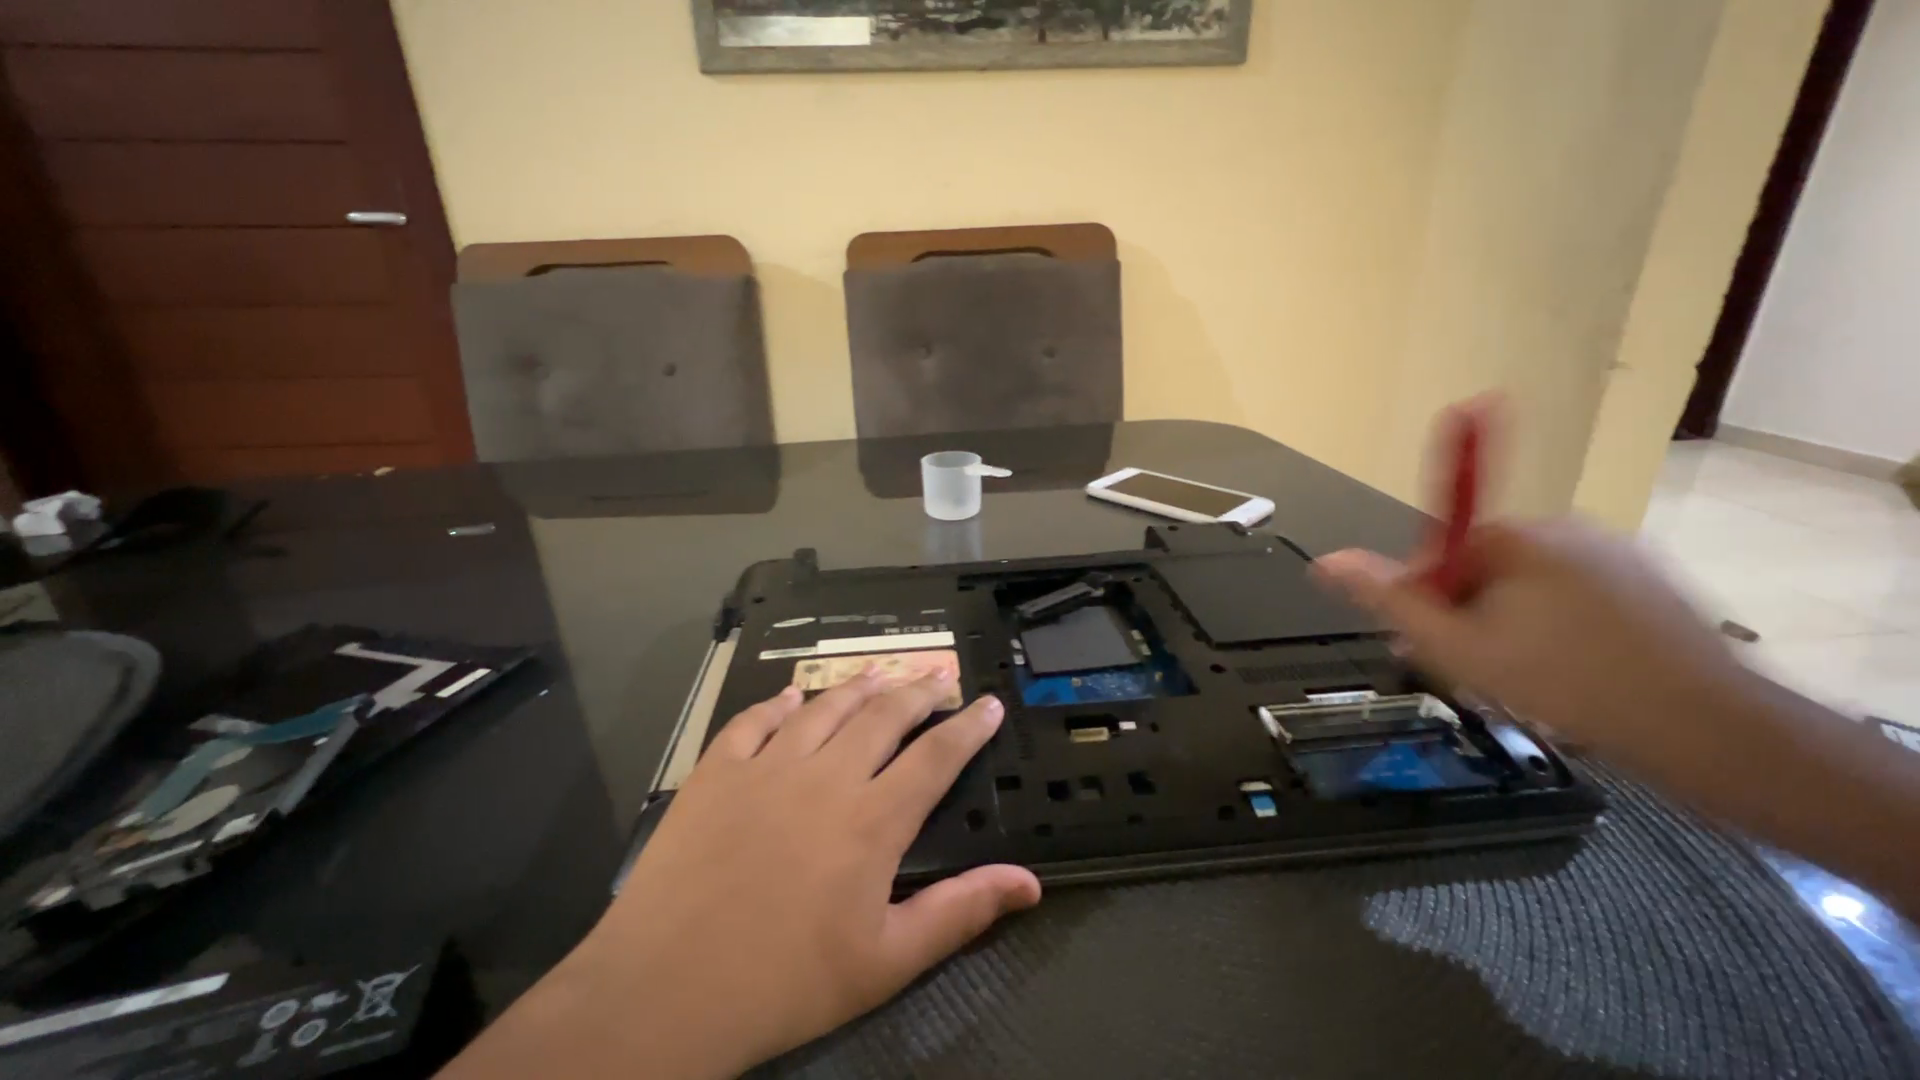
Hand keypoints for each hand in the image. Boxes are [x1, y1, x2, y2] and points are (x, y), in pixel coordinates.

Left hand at [575, 672, 1039, 1077]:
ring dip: (856, 687)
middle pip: (882, 718)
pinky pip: (753, 722)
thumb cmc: (787, 982)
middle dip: (917, 693)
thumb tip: (1029, 882)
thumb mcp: (887, 961)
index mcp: (872, 820)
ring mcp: (765, 769)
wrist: (667, 987)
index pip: (935, 758)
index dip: (966, 727)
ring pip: (823, 710)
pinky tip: (792, 696)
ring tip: (880, 672)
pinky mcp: (714, 774)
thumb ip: (960, 912)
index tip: (986, 703)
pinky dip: (778, 704)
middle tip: (937, 675)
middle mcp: (825, 778)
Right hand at [1313, 519, 1746, 769]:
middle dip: (1470, 611)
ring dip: (1514, 620)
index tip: (1439, 640)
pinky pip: (1577, 592)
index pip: (1442, 545)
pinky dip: (1562, 623)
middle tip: (1479, 668)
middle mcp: (1568, 527)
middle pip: (1484, 563)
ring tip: (1528, 678)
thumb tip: (1327, 561)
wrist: (1707, 729)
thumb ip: (1390, 600)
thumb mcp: (1459, 650)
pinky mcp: (1650, 580)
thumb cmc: (1571, 686)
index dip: (1430, 595)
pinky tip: (1571, 670)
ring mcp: (1617, 551)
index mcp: (1518, 536)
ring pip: (1530, 582)